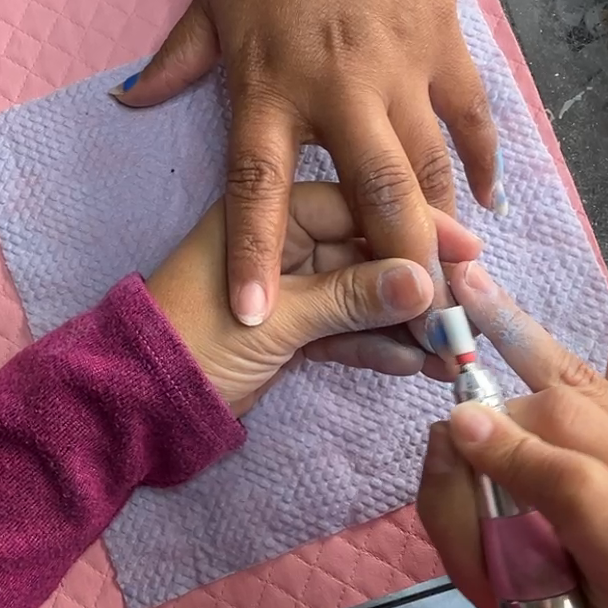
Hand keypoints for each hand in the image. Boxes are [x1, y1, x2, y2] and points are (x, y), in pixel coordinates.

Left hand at [114, 0, 499, 328]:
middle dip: (397, 261)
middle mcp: (336, 88)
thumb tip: (129, 99)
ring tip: (454, 279)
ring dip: (445, 227)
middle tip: (416, 319)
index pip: (256, 188)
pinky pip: (472, 119)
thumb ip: (177, 61)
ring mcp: (399, 67)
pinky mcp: (446, 45)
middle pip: (371, 192)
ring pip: (430, 166)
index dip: (252, 258)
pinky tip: (487, 204)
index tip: (252, 318)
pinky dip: (485, 163)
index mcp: (267, 85)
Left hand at [148, 183, 480, 414]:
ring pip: (360, 295)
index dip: (411, 228)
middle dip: (414, 285)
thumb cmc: (198, 340)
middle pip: (365, 253)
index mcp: (265, 213)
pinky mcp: (292, 326)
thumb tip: (425, 281)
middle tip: (465, 311)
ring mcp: (289, 285)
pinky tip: (409, 364)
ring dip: (400, 323)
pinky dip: (371, 345)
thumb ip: (351, 297)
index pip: (355, 206)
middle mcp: (282, 241)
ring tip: (447, 352)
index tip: (465, 252)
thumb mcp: (279, 318)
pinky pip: (342, 327)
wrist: (142, 401)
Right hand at [415, 233, 607, 607]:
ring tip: (470, 289)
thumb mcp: (489, 589)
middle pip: (580, 422)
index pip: (580, 487)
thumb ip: (458, 514)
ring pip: (587, 387)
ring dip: (521, 338)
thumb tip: (450, 428)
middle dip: (507, 411)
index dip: (516, 450)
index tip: (455, 425)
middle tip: (457, 409)